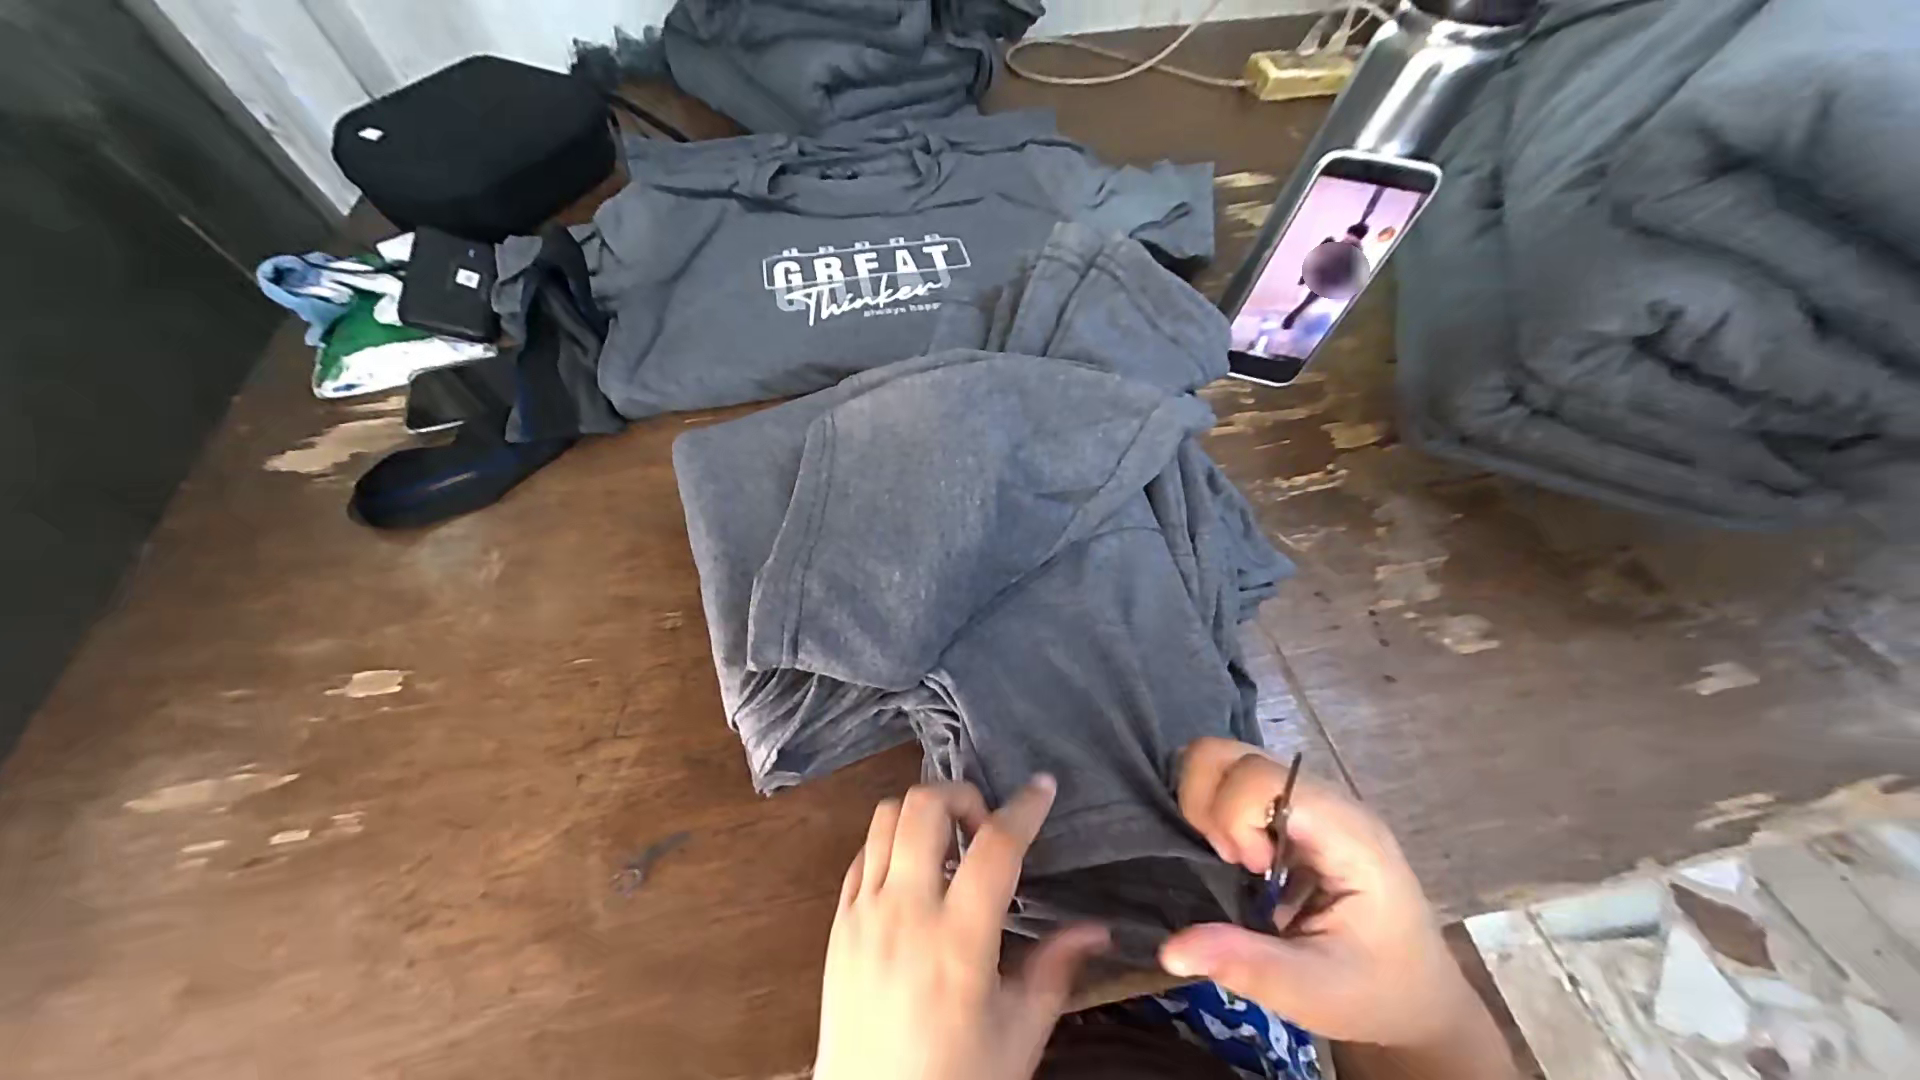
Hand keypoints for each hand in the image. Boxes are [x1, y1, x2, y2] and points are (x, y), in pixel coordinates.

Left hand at [813, 776, 1108, 1079]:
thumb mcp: (1018, 1035)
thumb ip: (1056, 970)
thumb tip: (1097, 928)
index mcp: (958, 940)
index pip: (996, 846)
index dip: (1025, 808)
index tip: (1043, 787)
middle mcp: (905, 911)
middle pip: (924, 805)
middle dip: (962, 795)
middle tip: (984, 826)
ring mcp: (864, 911)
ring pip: (886, 816)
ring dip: (922, 813)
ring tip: (949, 845)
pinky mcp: (838, 920)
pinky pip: (863, 853)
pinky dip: (891, 843)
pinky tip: (913, 873)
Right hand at [1164, 739, 1513, 1075]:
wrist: (1415, 996)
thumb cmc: (1375, 991)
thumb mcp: (1315, 993)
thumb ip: (1245, 963)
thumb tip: (1166, 951)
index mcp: (1344, 831)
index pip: (1259, 776)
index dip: (1232, 816)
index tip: (1250, 870)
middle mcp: (1322, 796)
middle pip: (1230, 753)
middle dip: (1208, 804)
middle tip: (1230, 860)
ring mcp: (1303, 794)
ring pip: (1222, 757)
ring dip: (1205, 803)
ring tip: (1232, 857)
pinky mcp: (1286, 801)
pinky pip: (1227, 774)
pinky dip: (1211, 803)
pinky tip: (1234, 849)